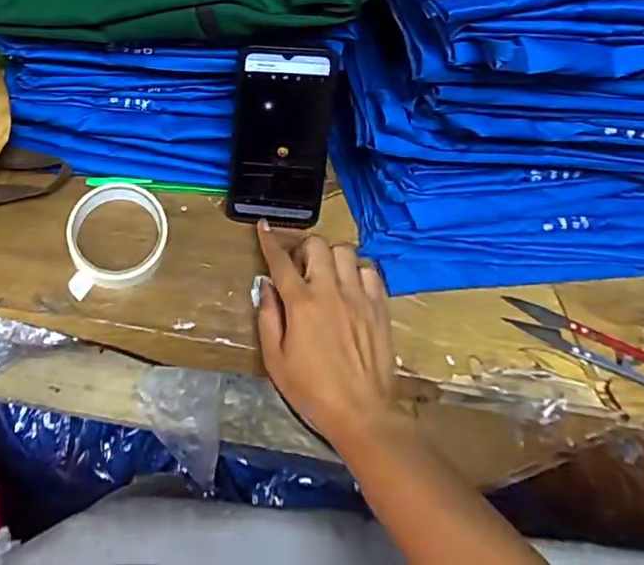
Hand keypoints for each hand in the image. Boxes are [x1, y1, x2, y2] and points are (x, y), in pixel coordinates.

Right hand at [254, 221, 401, 447]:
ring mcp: (359, 297)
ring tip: (326, 273)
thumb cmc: (312, 390)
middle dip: (303, 248)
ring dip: (331, 256)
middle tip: (299, 267)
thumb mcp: (275, 358)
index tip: (264, 226)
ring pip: (345, 251)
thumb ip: (268, 316)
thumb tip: (266, 286)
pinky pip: (371, 271)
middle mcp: (330, 291)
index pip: (280, 259)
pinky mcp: (380, 308)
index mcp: (301, 303)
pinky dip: (357, 271)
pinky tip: (350, 286)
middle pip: (317, 245)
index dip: (269, 240)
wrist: (363, 416)